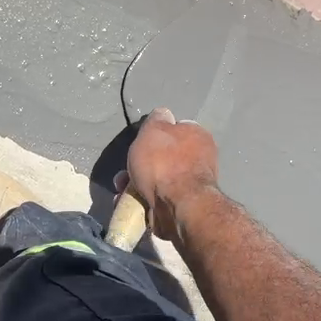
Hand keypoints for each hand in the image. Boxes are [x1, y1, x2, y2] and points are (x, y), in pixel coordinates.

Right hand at [118, 109, 220, 242]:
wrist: (178, 206)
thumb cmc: (163, 163)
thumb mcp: (153, 130)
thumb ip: (156, 119)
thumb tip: (163, 114)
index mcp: (197, 136)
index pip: (174, 130)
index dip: (153, 137)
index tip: (138, 145)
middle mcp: (199, 159)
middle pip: (162, 158)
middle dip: (139, 166)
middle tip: (124, 173)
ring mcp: (191, 185)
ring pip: (157, 180)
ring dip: (136, 185)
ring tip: (121, 191)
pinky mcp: (183, 206)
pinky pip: (158, 199)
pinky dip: (142, 200)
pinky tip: (130, 203)